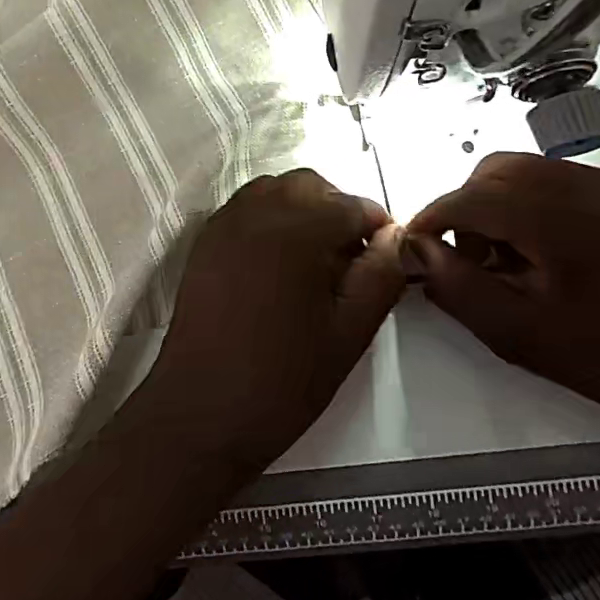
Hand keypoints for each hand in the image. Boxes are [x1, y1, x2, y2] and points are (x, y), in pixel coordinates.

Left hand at [127, 169, 405, 473]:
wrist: (201, 412)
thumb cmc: (282, 380)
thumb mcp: (349, 332)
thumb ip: (381, 276)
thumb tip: (397, 237)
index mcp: (295, 231)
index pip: (350, 206)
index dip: (376, 229)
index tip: (386, 258)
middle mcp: (254, 213)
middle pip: (310, 187)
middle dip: (338, 211)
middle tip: (350, 262)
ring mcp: (222, 225)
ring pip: (274, 191)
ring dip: (302, 211)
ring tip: (313, 263)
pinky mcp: (203, 242)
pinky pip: (245, 210)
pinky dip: (270, 220)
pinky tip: (277, 266)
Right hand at [407, 153, 599, 434]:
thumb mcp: (522, 336)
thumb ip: (457, 287)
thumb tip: (416, 249)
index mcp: (564, 220)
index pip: (472, 197)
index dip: (433, 218)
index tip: (416, 246)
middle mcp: (593, 186)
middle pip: (497, 170)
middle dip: (466, 206)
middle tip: (467, 256)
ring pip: (529, 169)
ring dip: (499, 202)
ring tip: (509, 256)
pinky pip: (563, 180)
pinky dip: (535, 203)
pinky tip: (548, 250)